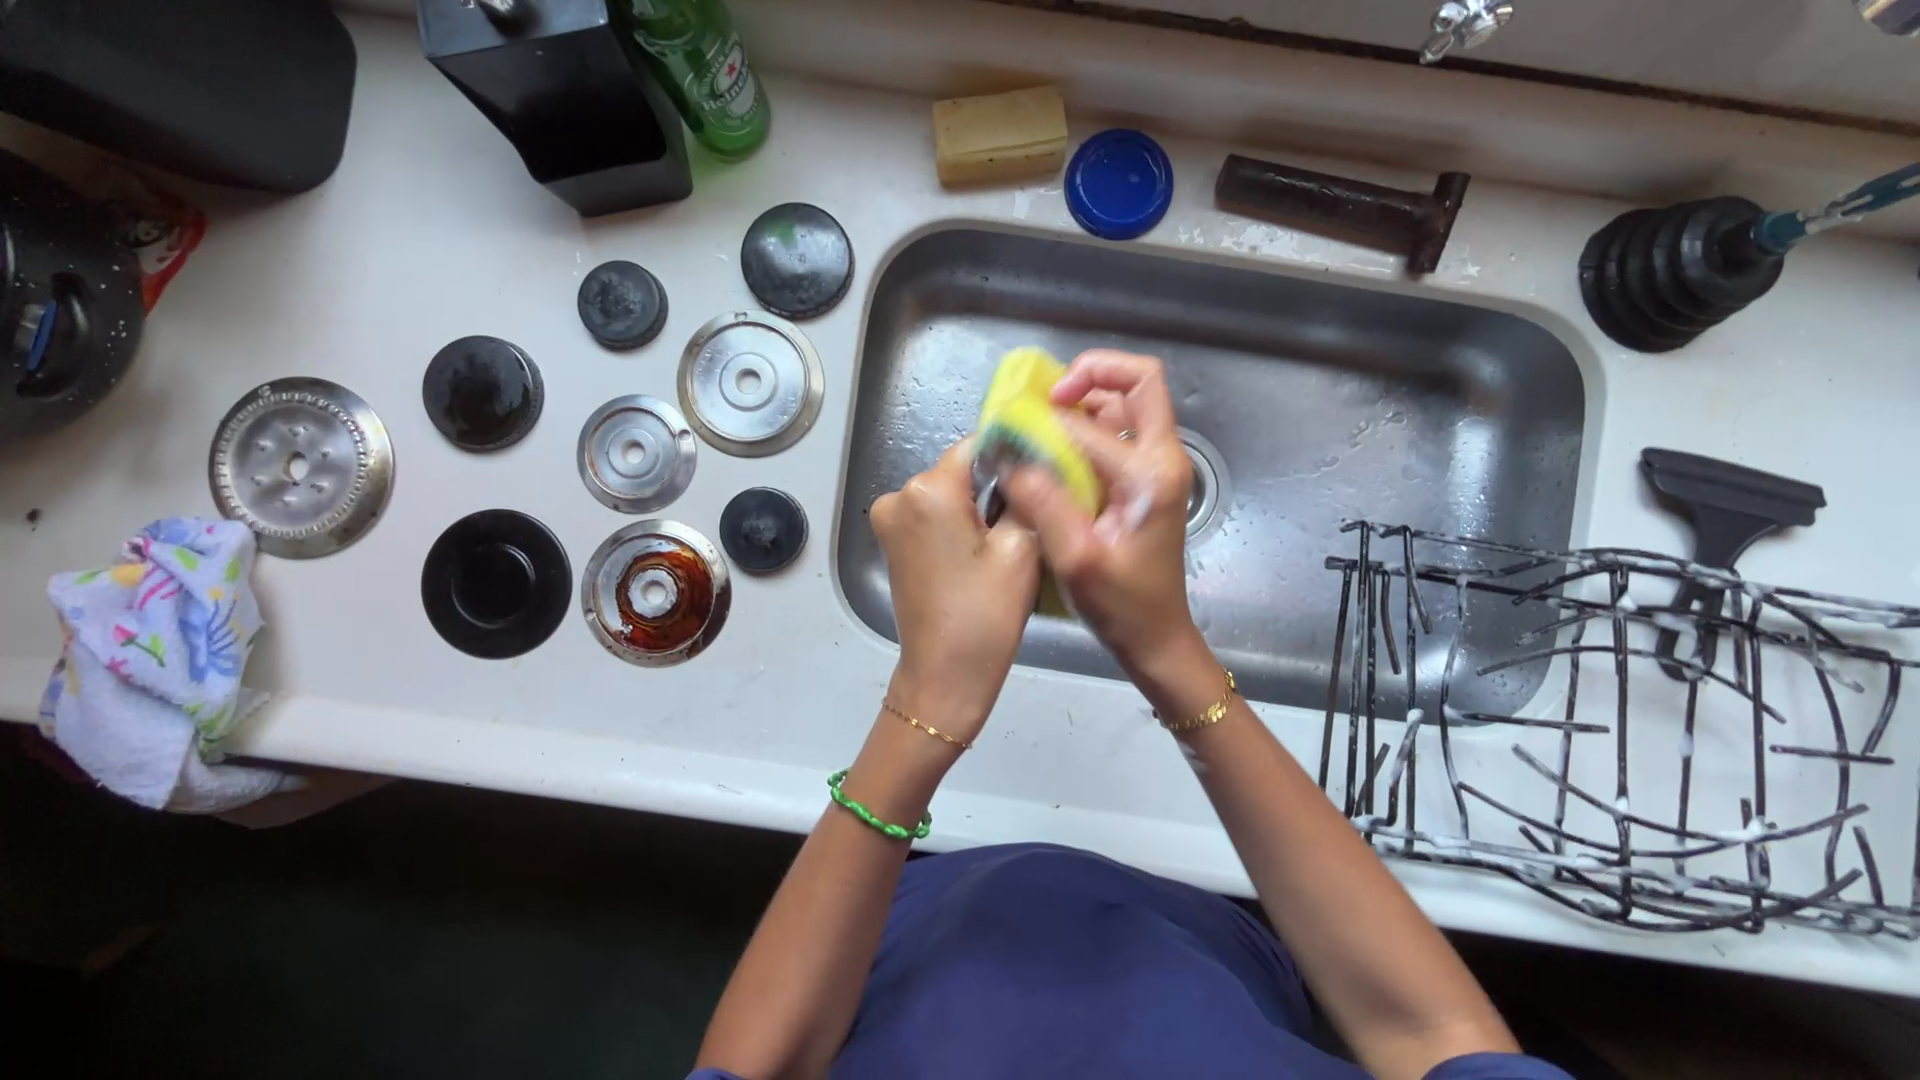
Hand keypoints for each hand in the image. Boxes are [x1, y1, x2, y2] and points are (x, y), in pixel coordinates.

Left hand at [870, 439, 1040, 742]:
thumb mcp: (1020, 546)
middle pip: (961, 471)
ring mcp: (889, 521)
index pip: (978, 445)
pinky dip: (960, 524)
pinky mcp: (893, 544)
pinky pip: (934, 517)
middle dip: (996, 483)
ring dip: (979, 506)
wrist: (944, 676)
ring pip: (949, 494)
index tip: (1045, 469)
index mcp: (926, 490)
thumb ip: (1025, 493)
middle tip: (1035, 508)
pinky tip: (987, 549)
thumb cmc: (985, 613)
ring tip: (1014, 535)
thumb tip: (1034, 462)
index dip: (1014, 453)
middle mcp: (898, 496)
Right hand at [998, 349, 1199, 671]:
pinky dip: (1087, 426)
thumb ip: (1044, 502)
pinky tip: (1054, 448)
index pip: (1096, 419)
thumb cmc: (1122, 605)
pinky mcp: (1145, 479)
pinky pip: (1119, 431)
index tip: (1013, 428)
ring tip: (1043, 418)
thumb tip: (1011, 456)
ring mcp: (1157, 467)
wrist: (1156, 636)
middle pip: (1137, 382)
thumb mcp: (1076, 558)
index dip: (1049, 416)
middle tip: (1044, 399)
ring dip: (1087, 399)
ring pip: (1127, 403)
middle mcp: (1163, 458)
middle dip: (1088, 376)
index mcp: (1152, 473)